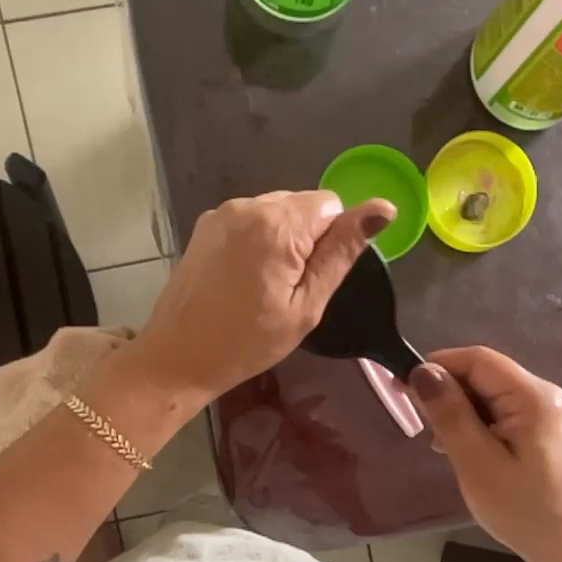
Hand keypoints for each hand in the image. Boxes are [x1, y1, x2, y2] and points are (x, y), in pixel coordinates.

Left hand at [126, 190, 395, 400]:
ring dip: (280, 243)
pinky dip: (255, 244)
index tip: (311, 281)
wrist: (178, 357)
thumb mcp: (305, 307)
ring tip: (261, 289)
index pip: (331, 205)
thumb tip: (383, 209)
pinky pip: (248, 222)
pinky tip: (241, 281)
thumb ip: (341, 254)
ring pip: (275, 212)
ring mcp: (222, 213)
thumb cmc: (246, 343)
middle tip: (286, 291)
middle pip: (302, 205)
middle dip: (305, 241)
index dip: (331, 242)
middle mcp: (249, 205)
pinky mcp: (205, 225)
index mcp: (278, 224)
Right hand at [409, 348, 561, 561]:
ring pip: (494, 396)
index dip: (437, 365)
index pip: (479, 360)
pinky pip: (506, 414)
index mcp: (535, 397)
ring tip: (441, 444)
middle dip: (448, 391)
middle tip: (419, 423)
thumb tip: (422, 371)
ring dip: (462, 411)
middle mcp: (549, 396)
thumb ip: (450, 414)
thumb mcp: (476, 463)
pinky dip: (480, 424)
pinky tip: (466, 450)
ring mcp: (553, 415)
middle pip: (487, 375)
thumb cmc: (521, 510)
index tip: (401, 385)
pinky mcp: (550, 434)